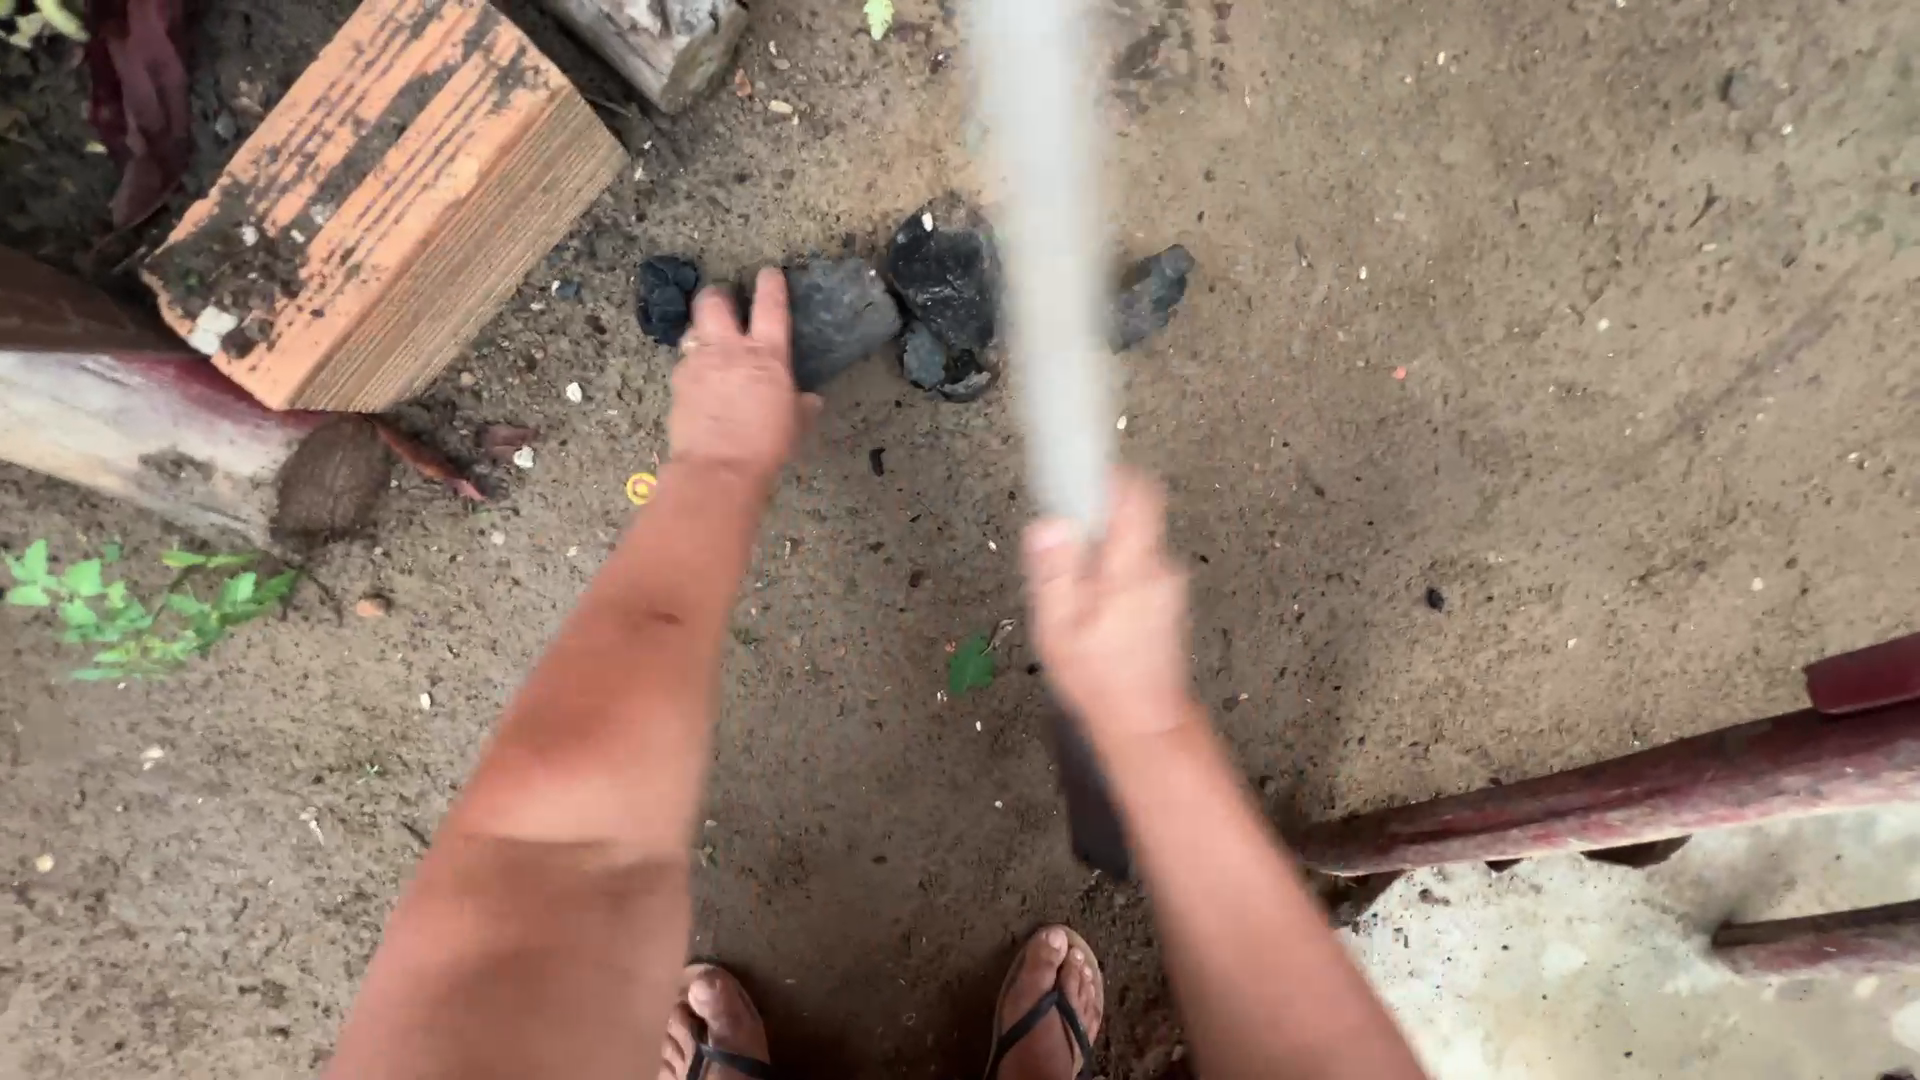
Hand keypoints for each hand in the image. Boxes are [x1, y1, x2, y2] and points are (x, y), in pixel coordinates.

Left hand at [667, 268, 818, 484]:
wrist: (720, 467)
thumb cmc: (767, 446)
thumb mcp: (795, 425)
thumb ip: (802, 407)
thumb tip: (812, 401)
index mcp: (767, 355)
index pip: (771, 306)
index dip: (771, 285)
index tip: (769, 273)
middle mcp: (730, 349)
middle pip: (714, 301)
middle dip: (718, 295)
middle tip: (725, 301)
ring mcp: (699, 362)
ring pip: (693, 327)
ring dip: (701, 329)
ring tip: (708, 340)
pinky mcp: (678, 381)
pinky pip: (684, 362)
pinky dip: (692, 365)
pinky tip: (698, 381)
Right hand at [1022, 468, 1197, 743]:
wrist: (1143, 721)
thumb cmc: (1103, 680)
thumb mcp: (1060, 628)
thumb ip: (1055, 572)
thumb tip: (1049, 526)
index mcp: (1132, 569)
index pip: (1135, 493)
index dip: (1108, 475)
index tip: (1081, 477)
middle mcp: (1158, 569)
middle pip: (1132, 513)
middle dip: (1095, 521)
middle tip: (1064, 549)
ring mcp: (1167, 584)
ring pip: (1132, 541)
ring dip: (1102, 551)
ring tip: (1076, 591)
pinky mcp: (1167, 598)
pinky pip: (1136, 565)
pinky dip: (1112, 571)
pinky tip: (1094, 608)